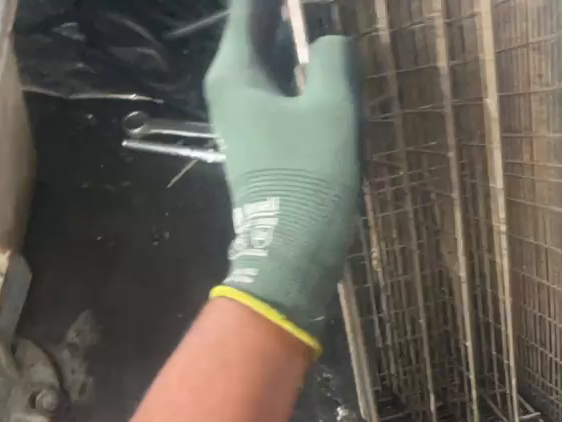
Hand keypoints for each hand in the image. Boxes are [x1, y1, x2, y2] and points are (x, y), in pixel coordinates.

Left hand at [203, 0, 359, 352]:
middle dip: (290, 22)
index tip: (308, 3)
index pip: (250, 8)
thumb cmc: (310, 177)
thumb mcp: (331, 108)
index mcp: (234, 73)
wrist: (293, 254)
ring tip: (329, 43)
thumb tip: (331, 43)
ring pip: (272, 70)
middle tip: (322, 16)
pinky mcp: (259, 152)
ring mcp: (242, 125)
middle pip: (258, 36)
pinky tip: (327, 88)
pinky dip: (301, 88)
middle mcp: (229, 94)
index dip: (281, 0)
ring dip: (299, 55)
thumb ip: (332, 59)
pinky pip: (279, 102)